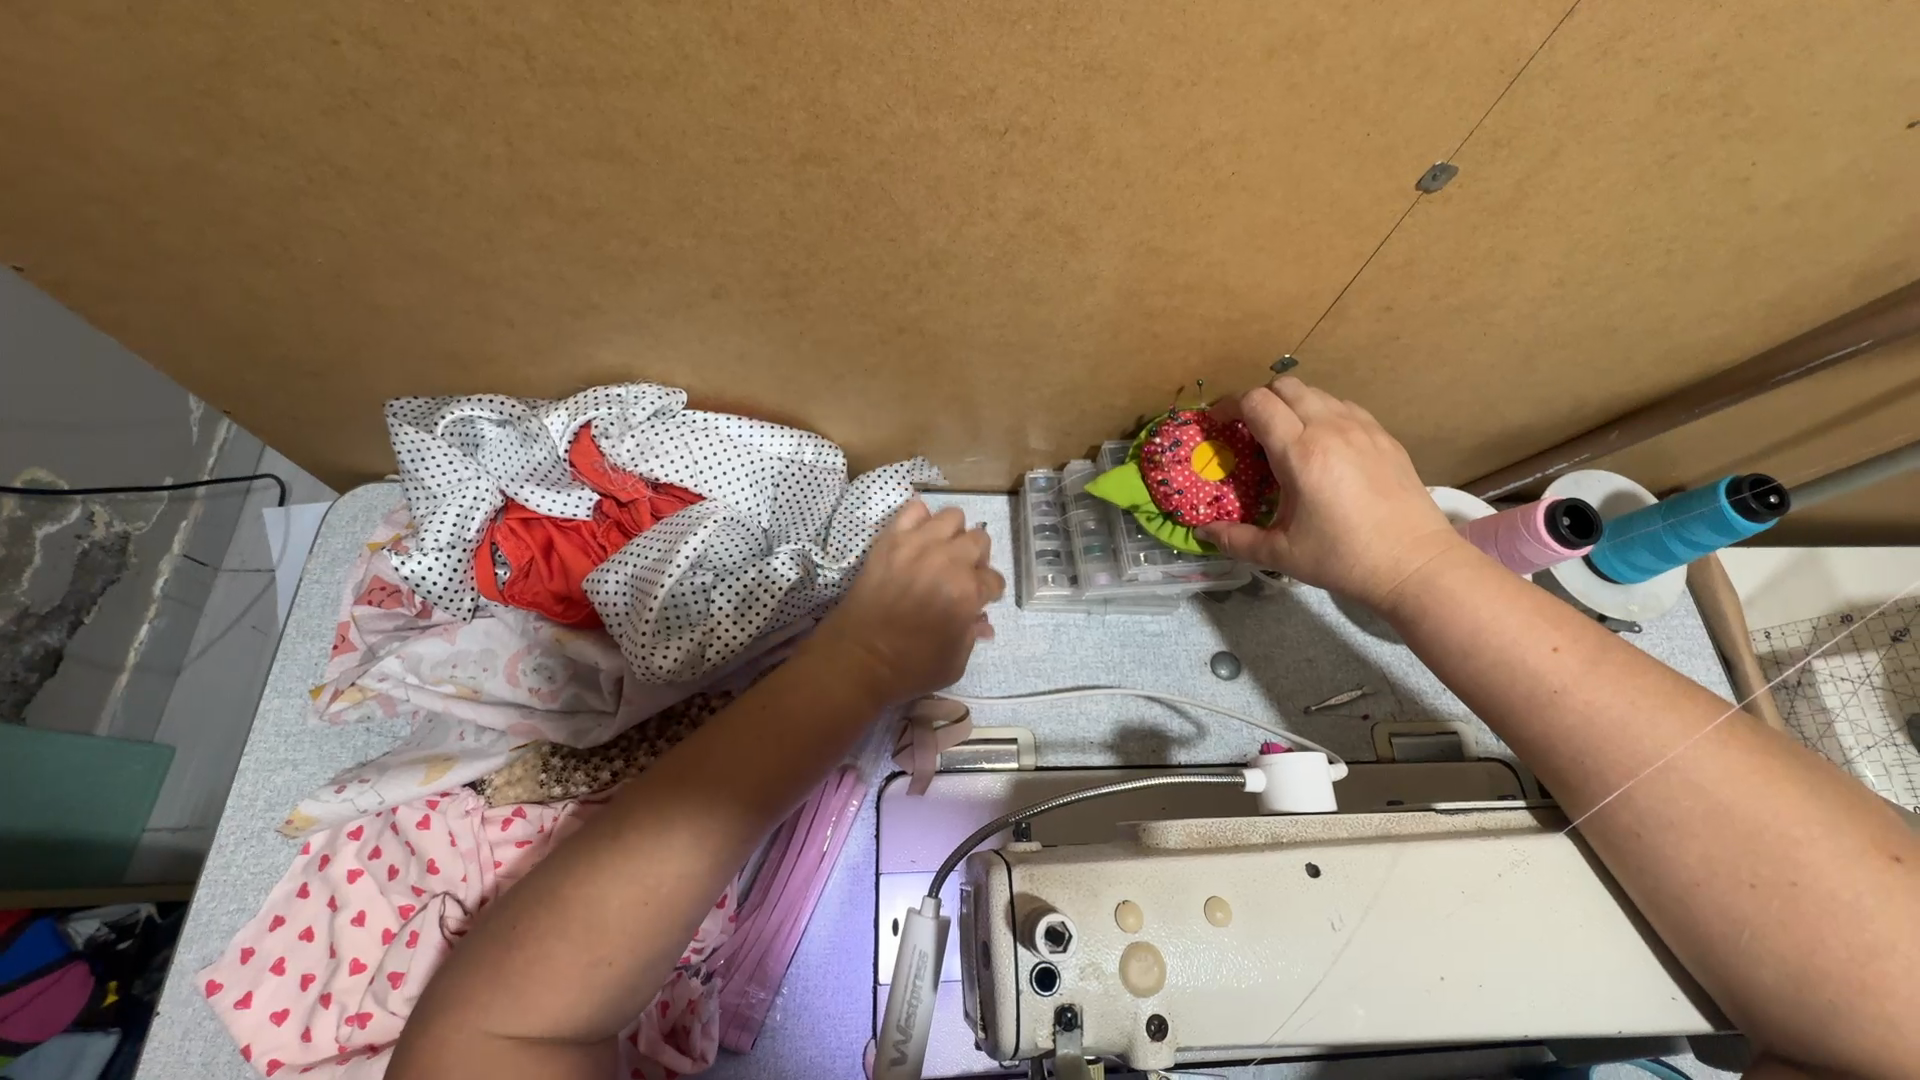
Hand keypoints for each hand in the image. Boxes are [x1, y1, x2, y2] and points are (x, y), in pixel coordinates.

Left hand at [810, 501, 1004, 703]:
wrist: (856, 659)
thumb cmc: (909, 669)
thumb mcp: (954, 663)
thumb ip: (972, 636)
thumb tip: (982, 622)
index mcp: (968, 592)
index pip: (994, 580)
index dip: (989, 593)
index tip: (979, 602)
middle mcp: (948, 561)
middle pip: (979, 541)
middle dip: (977, 559)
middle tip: (963, 576)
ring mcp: (917, 545)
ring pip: (952, 517)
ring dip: (953, 535)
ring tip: (942, 553)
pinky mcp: (890, 540)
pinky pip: (913, 509)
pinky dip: (920, 519)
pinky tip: (917, 539)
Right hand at [1197, 376, 1466, 611]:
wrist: (1415, 563)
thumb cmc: (1343, 559)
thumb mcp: (1280, 555)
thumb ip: (1235, 539)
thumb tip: (1203, 532)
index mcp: (1301, 453)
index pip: (1257, 402)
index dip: (1230, 406)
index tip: (1219, 424)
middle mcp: (1331, 428)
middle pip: (1285, 385)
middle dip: (1260, 400)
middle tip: (1249, 430)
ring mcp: (1362, 428)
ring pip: (1316, 393)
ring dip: (1292, 406)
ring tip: (1285, 438)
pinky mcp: (1384, 436)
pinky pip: (1344, 407)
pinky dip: (1323, 414)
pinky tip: (1322, 447)